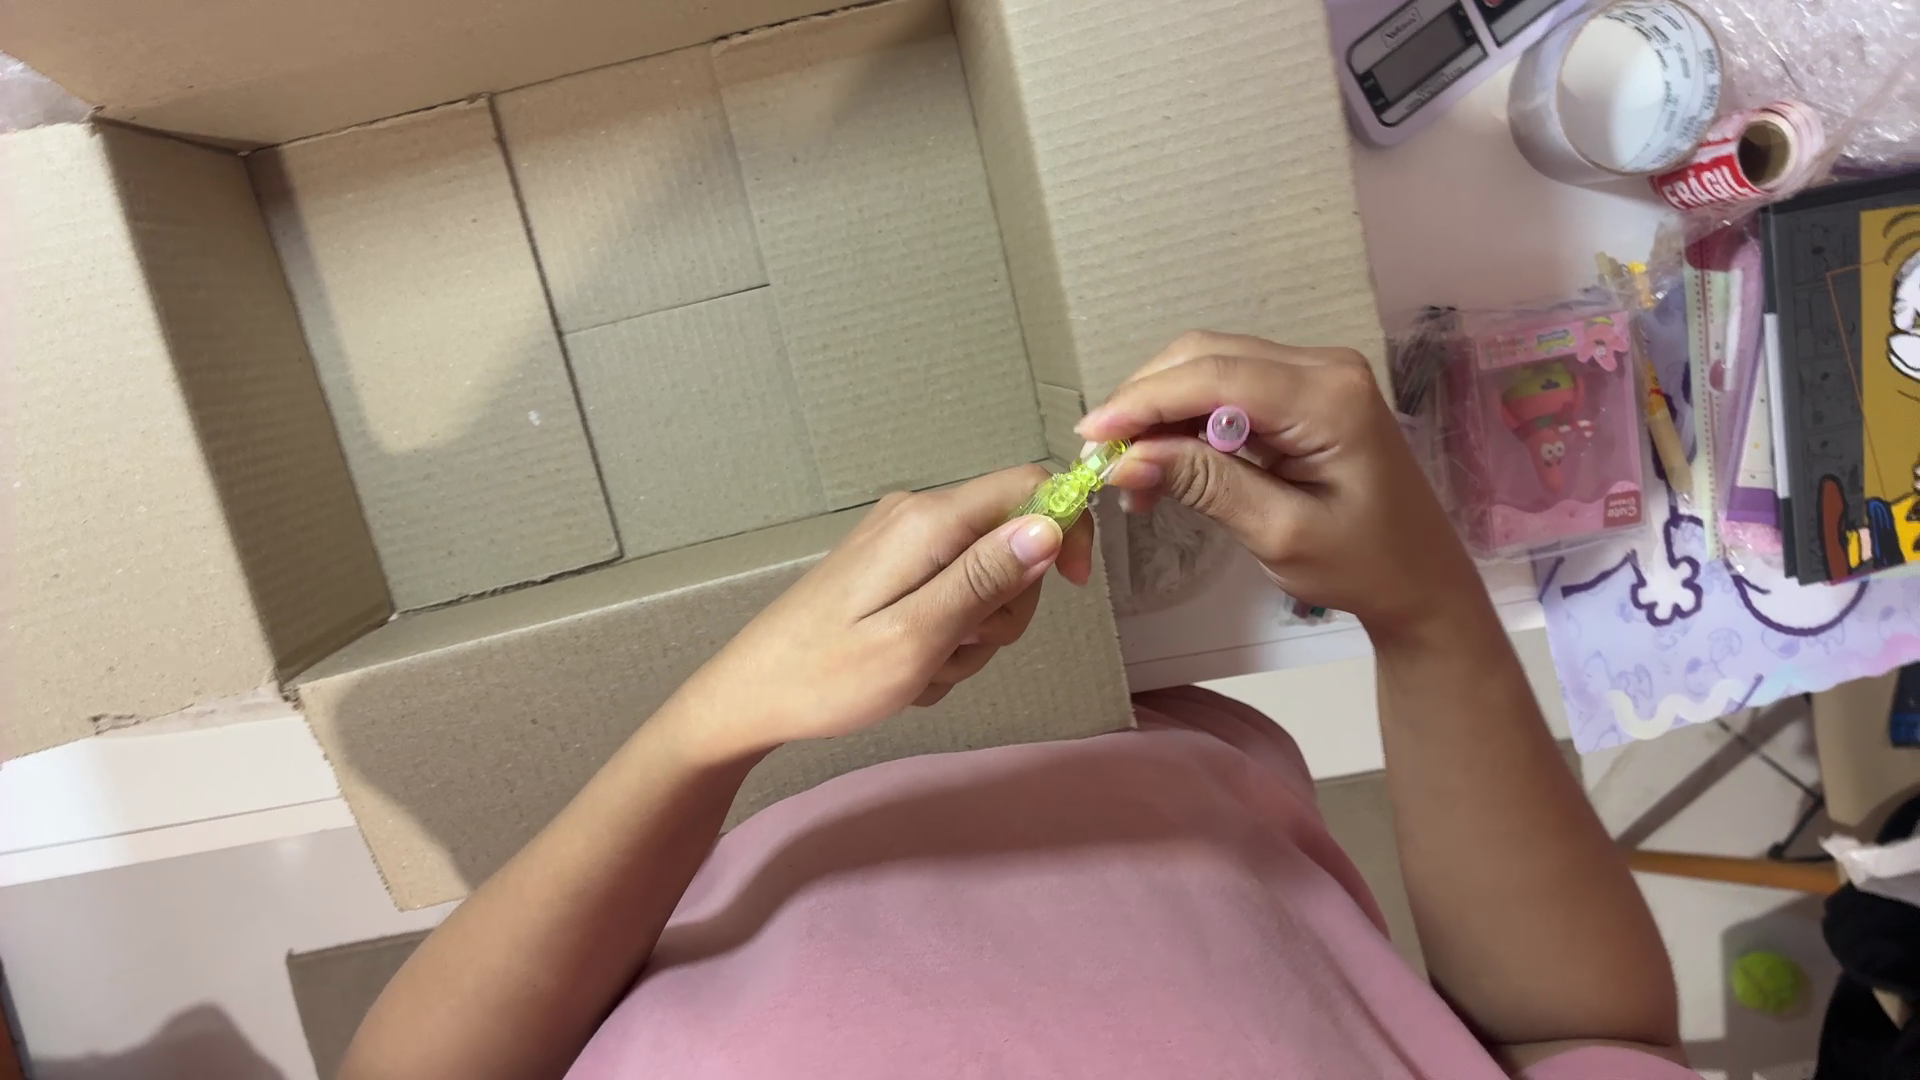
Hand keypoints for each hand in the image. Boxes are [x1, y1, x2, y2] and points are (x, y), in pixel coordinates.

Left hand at [666, 465, 1094, 762]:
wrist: (752, 694)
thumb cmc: (828, 676)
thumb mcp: (916, 638)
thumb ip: (984, 579)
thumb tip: (1049, 526)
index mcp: (927, 522)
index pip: (1030, 486)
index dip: (1067, 528)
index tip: (1072, 587)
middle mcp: (918, 516)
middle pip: (1013, 540)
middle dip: (1006, 605)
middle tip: (959, 649)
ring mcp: (904, 540)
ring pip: (987, 577)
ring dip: (974, 630)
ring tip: (926, 664)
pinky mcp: (894, 566)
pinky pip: (952, 592)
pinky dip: (947, 633)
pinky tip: (911, 661)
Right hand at [1076, 332, 1480, 640]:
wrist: (1418, 577)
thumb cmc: (1362, 564)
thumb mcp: (1279, 532)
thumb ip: (1204, 485)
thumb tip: (1126, 460)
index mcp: (1327, 398)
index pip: (1213, 376)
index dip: (1142, 401)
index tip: (1089, 438)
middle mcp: (1320, 368)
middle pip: (1203, 357)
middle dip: (1142, 402)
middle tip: (1101, 458)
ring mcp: (1310, 376)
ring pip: (1205, 369)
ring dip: (1157, 415)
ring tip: (1129, 474)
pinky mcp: (1296, 395)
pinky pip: (1221, 392)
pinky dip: (1180, 425)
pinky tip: (1162, 466)